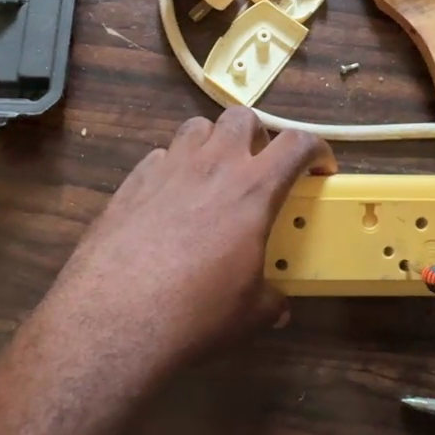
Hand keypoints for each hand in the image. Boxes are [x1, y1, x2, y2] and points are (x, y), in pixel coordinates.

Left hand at [46, 108, 335, 373]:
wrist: (115, 316)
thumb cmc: (195, 312)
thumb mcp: (248, 314)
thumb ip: (269, 302)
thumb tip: (277, 308)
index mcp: (253, 189)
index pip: (296, 144)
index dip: (316, 149)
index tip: (319, 168)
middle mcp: (213, 165)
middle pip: (243, 118)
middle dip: (257, 136)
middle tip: (258, 170)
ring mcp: (168, 167)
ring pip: (197, 127)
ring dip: (212, 143)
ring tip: (212, 176)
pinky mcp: (132, 181)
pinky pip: (160, 156)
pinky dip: (172, 169)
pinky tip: (168, 201)